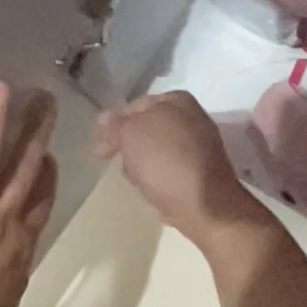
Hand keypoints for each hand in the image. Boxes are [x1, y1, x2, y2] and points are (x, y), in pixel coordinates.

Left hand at [0, 81, 56, 306]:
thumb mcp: (8, 299)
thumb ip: (12, 270)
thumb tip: (14, 258)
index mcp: (22, 247)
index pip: (40, 202)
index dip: (47, 175)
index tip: (50, 153)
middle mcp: (2, 225)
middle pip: (24, 173)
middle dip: (34, 134)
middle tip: (44, 101)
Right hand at [96, 91, 275, 251]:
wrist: (205, 206)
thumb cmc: (166, 162)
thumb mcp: (131, 135)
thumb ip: (116, 125)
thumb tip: (105, 118)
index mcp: (178, 100)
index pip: (135, 106)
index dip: (114, 125)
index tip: (100, 147)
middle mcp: (192, 119)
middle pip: (147, 131)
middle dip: (130, 148)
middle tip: (118, 163)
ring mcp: (200, 148)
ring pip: (157, 154)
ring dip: (142, 167)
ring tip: (139, 181)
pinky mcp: (201, 175)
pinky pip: (170, 173)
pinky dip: (159, 181)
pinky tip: (154, 192)